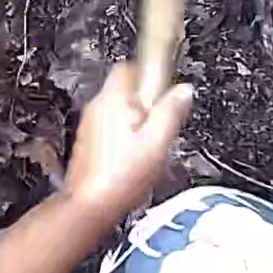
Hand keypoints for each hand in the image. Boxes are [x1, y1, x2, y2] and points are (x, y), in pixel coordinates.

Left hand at [63, 63, 193, 223]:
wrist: (90, 206)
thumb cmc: (121, 176)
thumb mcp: (157, 141)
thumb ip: (171, 111)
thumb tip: (184, 90)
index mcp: (114, 99)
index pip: (130, 66)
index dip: (150, 73)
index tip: (164, 88)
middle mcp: (98, 106)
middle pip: (126, 88)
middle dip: (146, 101)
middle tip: (160, 123)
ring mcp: (90, 124)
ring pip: (119, 108)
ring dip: (136, 119)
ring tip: (149, 144)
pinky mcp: (88, 141)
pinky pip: (111, 125)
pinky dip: (124, 134)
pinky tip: (134, 156)